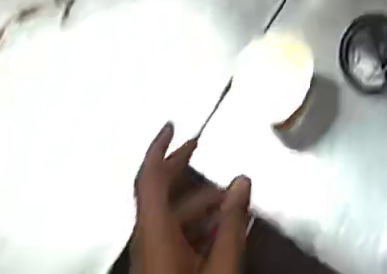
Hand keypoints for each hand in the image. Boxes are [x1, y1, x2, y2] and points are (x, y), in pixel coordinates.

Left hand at [131, 123, 250, 273]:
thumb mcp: (221, 265)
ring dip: (197, 204)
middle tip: (196, 147)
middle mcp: (144, 240)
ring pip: (168, 216)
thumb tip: (242, 184)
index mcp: (153, 229)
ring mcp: (147, 258)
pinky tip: (216, 231)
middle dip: (181, 167)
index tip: (170, 126)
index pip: (150, 175)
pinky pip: (169, 237)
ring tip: (225, 200)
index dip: (159, 146)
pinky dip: (193, 226)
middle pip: (159, 191)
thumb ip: (232, 223)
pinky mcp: (154, 271)